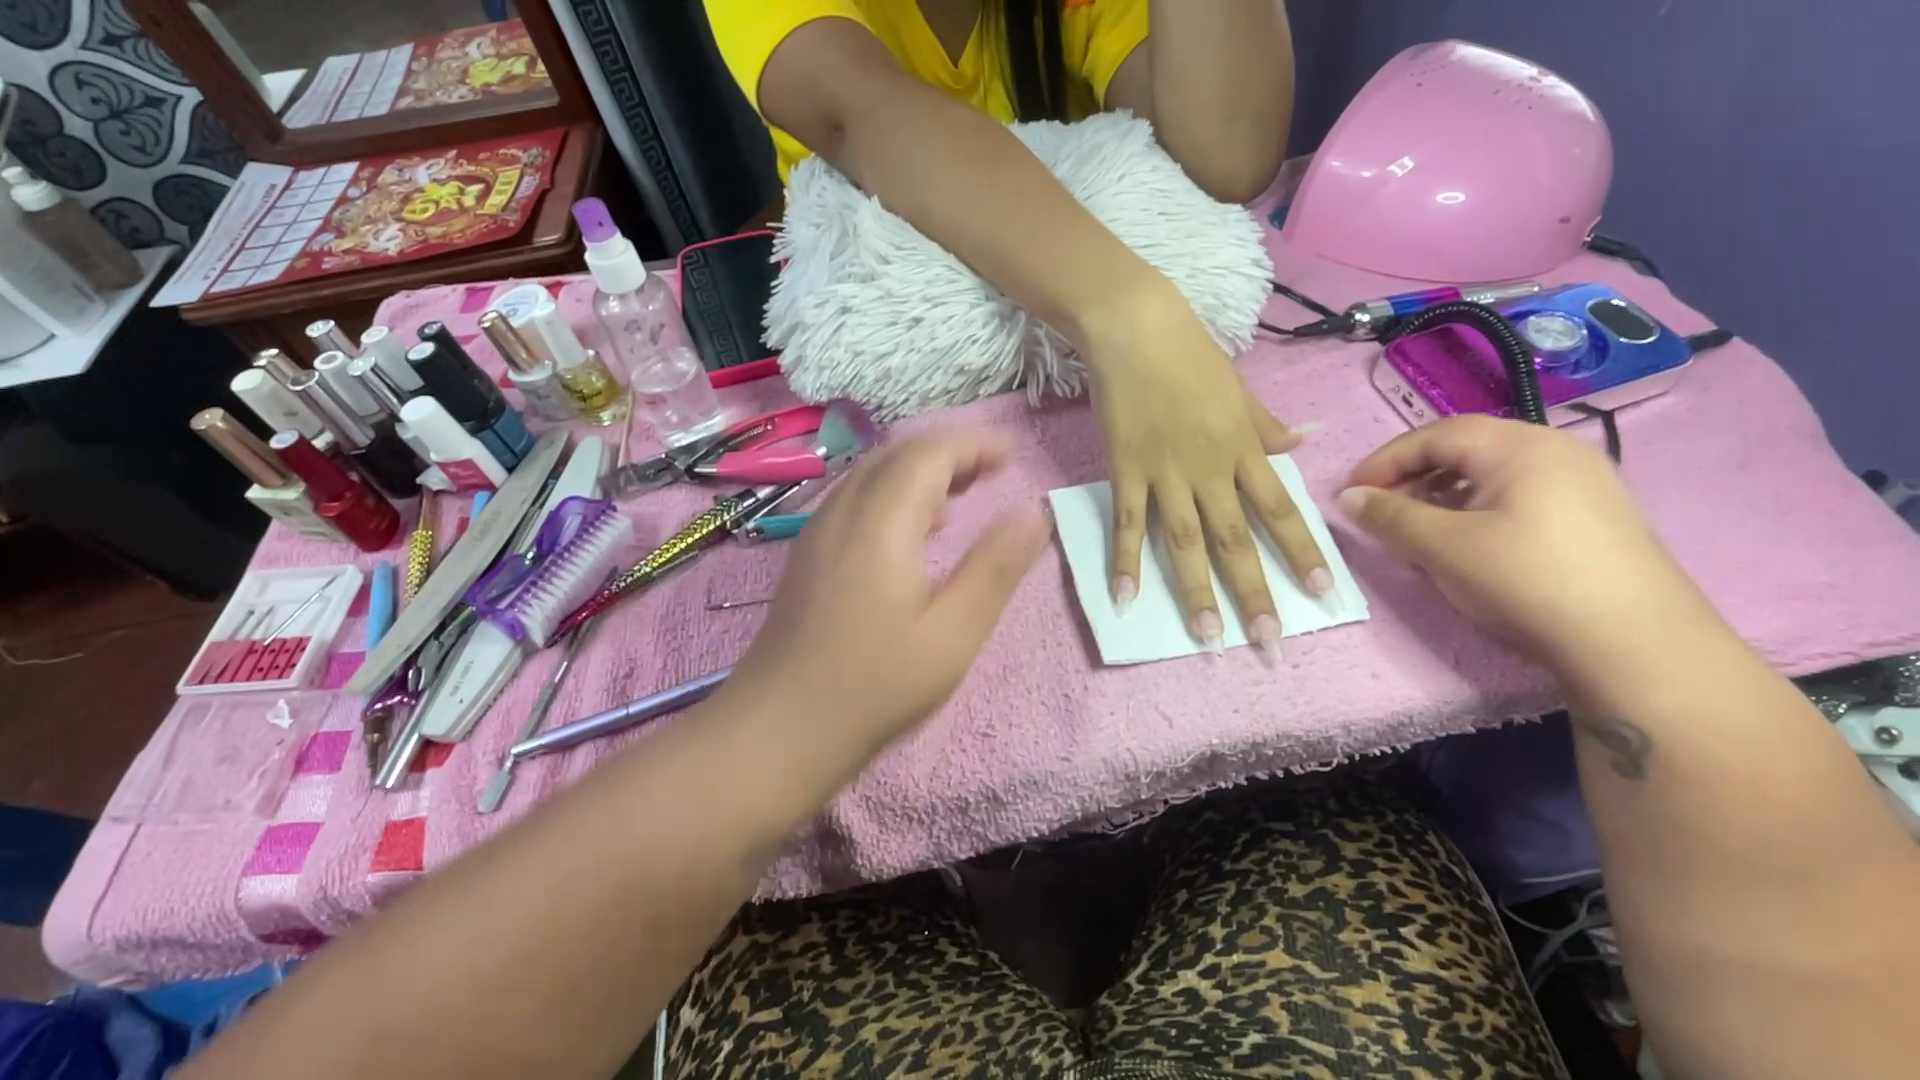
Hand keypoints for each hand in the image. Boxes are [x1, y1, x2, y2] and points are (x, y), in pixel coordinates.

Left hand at [723, 432, 1051, 747]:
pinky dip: (892, 496)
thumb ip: (995, 567)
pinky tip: (913, 537)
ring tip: (961, 499)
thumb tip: (1034, 513)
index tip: (1012, 456)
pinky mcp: (807, 559)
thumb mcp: (953, 632)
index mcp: (881, 522)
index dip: (973, 445)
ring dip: (918, 473)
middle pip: (896, 456)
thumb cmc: (876, 684)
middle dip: (948, 453)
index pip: (928, 453)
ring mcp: (817, 535)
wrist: (780, 727)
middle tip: (992, 472)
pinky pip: (854, 502)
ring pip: (871, 477)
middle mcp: (843, 513)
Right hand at [1090, 294, 1329, 651]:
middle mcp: (1210, 469)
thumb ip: (1265, 425)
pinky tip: (1126, 598)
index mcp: (1242, 448)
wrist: (1136, 327)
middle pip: (1235, 538)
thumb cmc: (1190, 353)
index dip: (1301, 552)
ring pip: (1184, 541)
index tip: (1322, 592)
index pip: (1279, 509)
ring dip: (1195, 589)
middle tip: (1267, 641)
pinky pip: (1126, 522)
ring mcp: (1164, 472)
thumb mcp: (1240, 388)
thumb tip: (1300, 445)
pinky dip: (1125, 560)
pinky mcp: (1124, 469)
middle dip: (1253, 591)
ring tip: (1205, 635)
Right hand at [1339, 416, 1718, 672]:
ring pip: (1493, 475)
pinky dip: (1479, 511)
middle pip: (1467, 449)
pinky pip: (1519, 497)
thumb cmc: (1528, 580)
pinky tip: (1469, 545)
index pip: (1436, 434)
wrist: (1636, 642)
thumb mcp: (1445, 549)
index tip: (1350, 492)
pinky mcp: (1594, 517)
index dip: (1386, 460)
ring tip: (1419, 530)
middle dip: (1414, 476)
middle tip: (1381, 510)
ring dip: (1444, 495)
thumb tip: (1349, 498)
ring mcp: (1582, 482)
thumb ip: (1392, 518)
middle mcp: (1554, 450)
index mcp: (1519, 446)